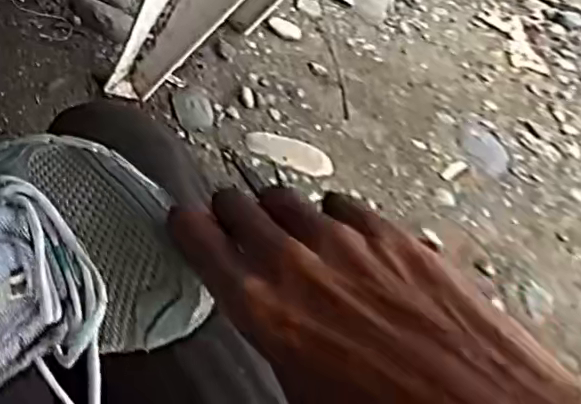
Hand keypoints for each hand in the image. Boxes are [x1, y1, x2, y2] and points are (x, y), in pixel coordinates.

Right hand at [170, 188, 580, 403]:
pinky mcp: (391, 236)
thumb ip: (265, 330)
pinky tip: (353, 246)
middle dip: (234, 215)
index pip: (189, 227)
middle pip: (230, 200)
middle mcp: (290, 263)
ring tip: (301, 238)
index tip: (193, 229)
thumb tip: (251, 307)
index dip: (188, 226)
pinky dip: (340, 221)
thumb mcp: (305, 390)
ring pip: (281, 196)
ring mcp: (342, 243)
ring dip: (284, 215)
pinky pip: (341, 206)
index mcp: (260, 305)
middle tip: (245, 232)